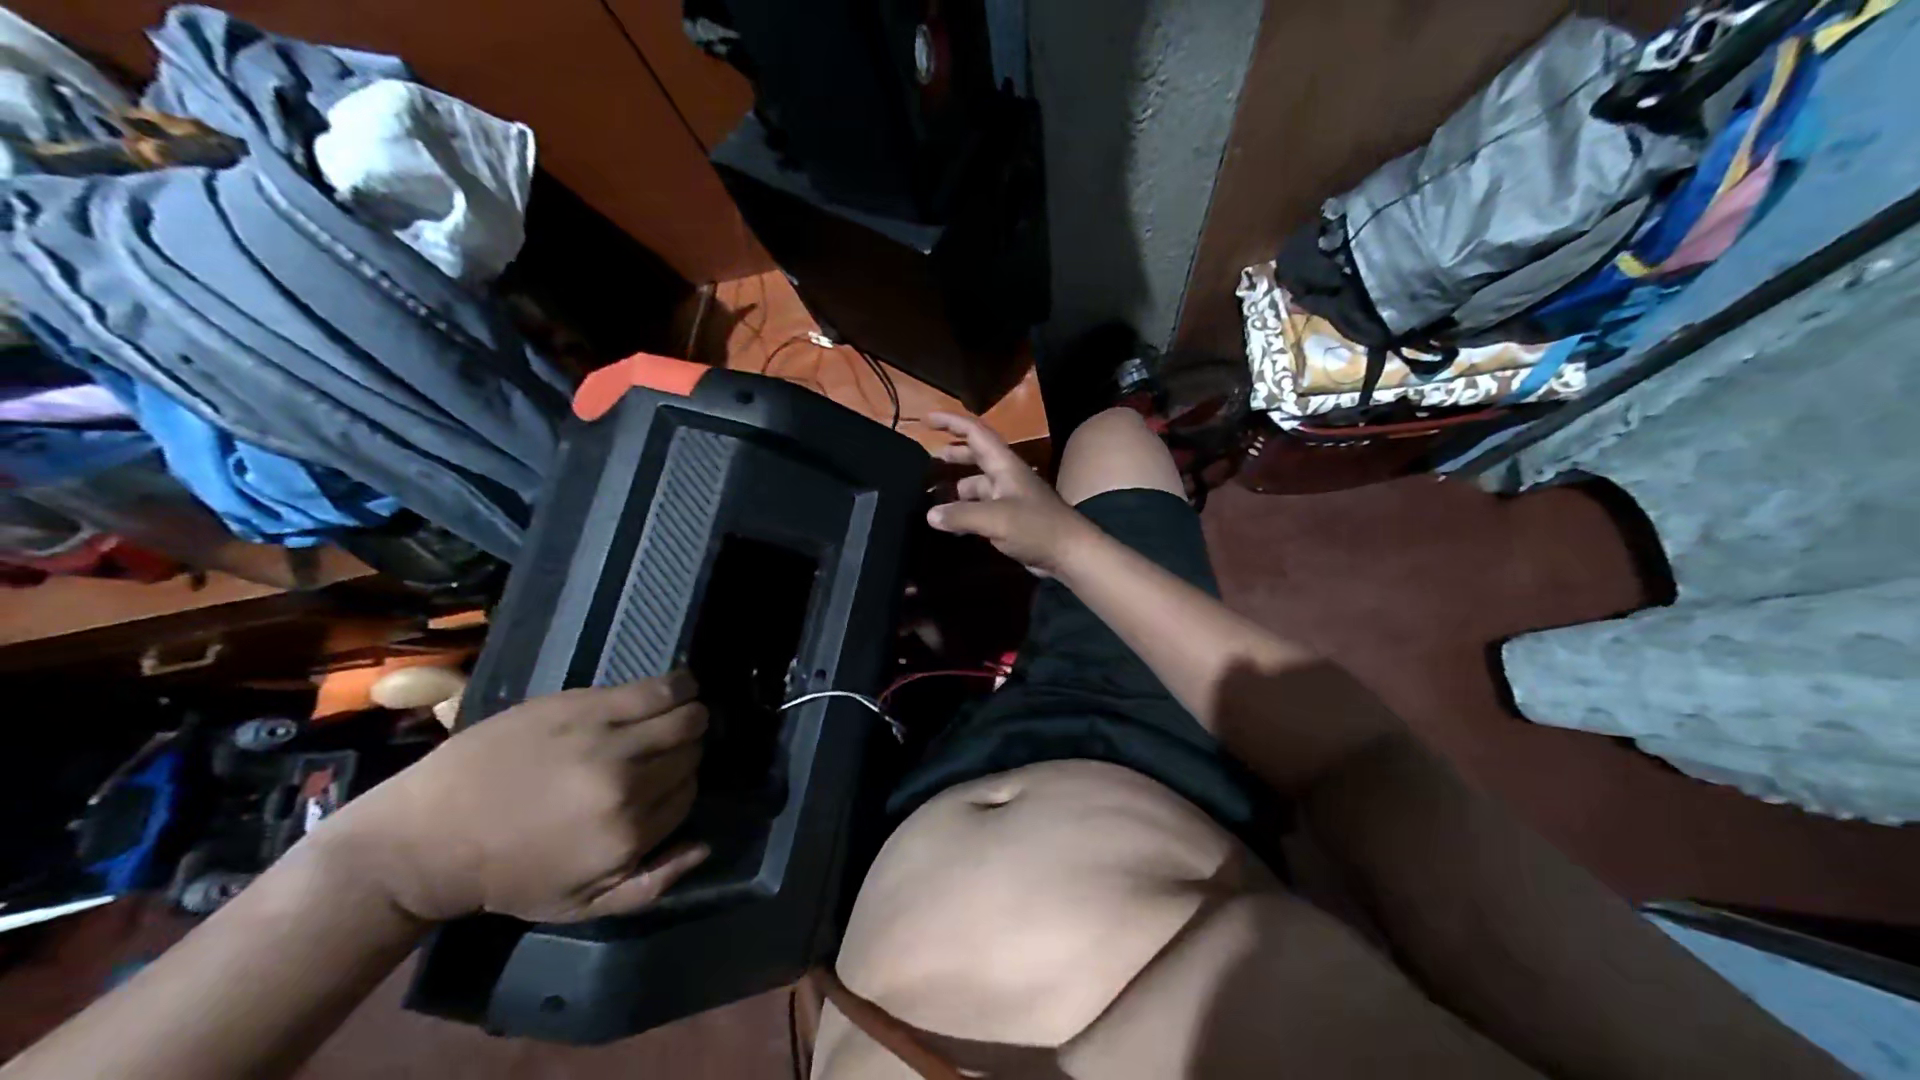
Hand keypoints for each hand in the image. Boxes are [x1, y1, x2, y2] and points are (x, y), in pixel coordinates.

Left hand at [312, 674, 708, 923]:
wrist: (428, 835)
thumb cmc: (506, 875)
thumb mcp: (581, 904)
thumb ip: (651, 883)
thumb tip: (705, 844)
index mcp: (627, 835)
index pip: (690, 793)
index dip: (681, 787)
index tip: (661, 786)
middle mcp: (627, 783)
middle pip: (691, 754)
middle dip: (686, 754)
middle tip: (662, 754)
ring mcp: (608, 738)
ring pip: (687, 716)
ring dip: (690, 718)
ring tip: (677, 719)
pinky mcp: (587, 704)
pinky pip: (661, 688)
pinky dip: (680, 686)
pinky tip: (680, 689)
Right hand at [926, 411, 1094, 576]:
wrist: (1069, 553)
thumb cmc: (1036, 527)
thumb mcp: (995, 519)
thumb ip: (961, 515)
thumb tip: (930, 515)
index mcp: (1004, 465)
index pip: (975, 432)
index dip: (951, 422)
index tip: (927, 419)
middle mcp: (1006, 476)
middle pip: (976, 456)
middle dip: (952, 454)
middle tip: (928, 459)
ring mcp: (1009, 497)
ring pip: (976, 485)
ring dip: (955, 487)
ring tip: (930, 495)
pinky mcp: (1010, 519)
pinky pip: (981, 508)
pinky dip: (963, 511)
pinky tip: (948, 523)